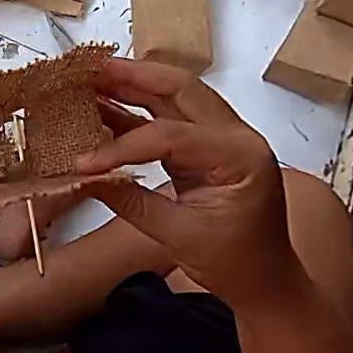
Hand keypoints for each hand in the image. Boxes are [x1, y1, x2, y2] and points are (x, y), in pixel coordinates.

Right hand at [75, 58, 303, 313]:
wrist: (269, 283)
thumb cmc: (235, 264)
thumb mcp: (178, 237)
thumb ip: (130, 201)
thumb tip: (84, 177)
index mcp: (238, 157)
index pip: (168, 136)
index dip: (120, 146)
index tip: (84, 162)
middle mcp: (236, 136)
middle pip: (181, 89)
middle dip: (133, 76)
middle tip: (90, 69)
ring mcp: (224, 137)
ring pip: (176, 95)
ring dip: (134, 84)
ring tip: (92, 76)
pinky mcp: (207, 146)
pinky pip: (171, 116)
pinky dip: (138, 108)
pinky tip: (106, 104)